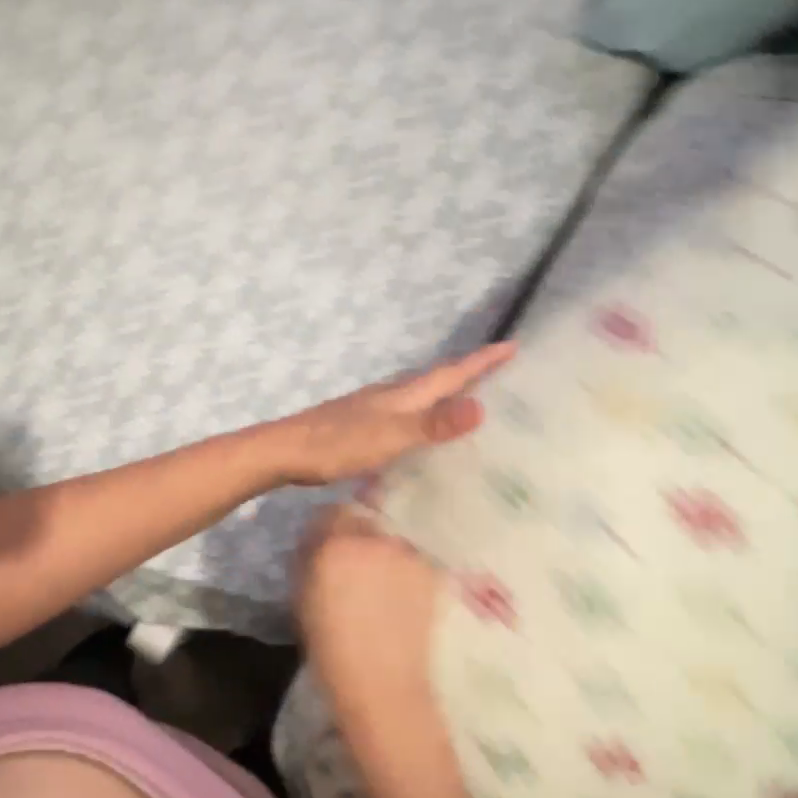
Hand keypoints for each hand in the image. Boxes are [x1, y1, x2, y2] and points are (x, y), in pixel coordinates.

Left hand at [266, 342, 514, 485]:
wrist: (284, 452)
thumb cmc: (338, 446)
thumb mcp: (391, 437)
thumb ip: (433, 425)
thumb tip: (482, 406)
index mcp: (402, 396)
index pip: (450, 374)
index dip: (481, 361)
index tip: (513, 345)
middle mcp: (389, 395)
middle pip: (435, 379)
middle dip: (467, 373)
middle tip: (498, 372)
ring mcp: (371, 409)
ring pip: (417, 396)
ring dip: (443, 394)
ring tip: (467, 402)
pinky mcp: (357, 425)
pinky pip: (401, 413)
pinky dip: (420, 415)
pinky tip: (416, 433)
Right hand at [295, 506, 446, 733]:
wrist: (382, 684)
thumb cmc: (330, 649)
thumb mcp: (303, 598)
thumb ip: (310, 559)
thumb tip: (318, 541)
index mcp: (334, 545)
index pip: (332, 511)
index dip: (330, 527)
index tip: (329, 544)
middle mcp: (373, 539)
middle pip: (366, 520)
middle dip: (359, 536)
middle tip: (357, 565)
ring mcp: (407, 553)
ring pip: (393, 539)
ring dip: (386, 552)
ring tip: (384, 583)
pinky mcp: (432, 571)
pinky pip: (414, 559)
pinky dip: (407, 570)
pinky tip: (403, 596)